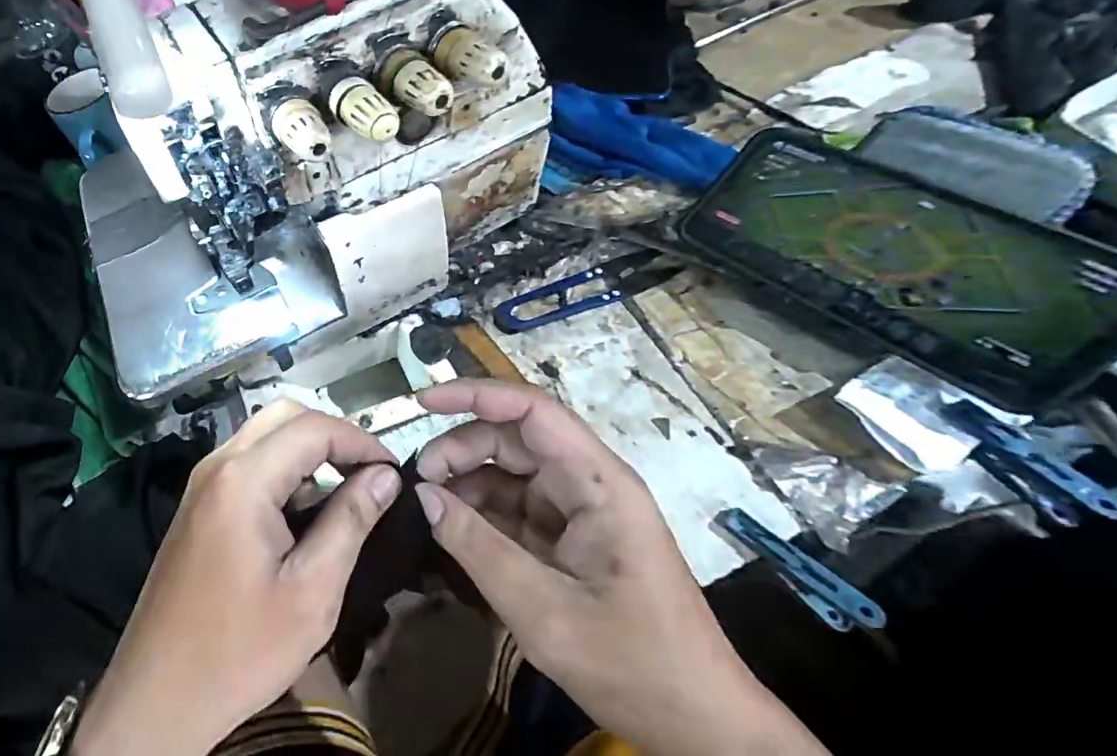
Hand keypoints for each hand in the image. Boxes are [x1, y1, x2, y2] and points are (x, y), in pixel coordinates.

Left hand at [73, 402, 401, 755]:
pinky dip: (282, 468)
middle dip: (332, 435)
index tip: (394, 471)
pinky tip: (304, 510)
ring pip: (264, 435)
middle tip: (369, 474)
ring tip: (346, 491)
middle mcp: (217, 464)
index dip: (359, 440)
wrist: (159, 693)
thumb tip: (385, 477)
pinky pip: (247, 462)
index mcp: (243, 478)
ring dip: (307, 450)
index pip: (312, 428)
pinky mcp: (198, 502)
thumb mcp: (312, 592)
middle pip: (283, 416)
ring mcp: (202, 482)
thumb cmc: (240, 649)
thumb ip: (350, 522)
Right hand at [413, 380, 826, 755]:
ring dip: (466, 481)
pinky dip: (479, 511)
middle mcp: (586, 484)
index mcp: (596, 484)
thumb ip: (477, 548)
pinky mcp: (568, 537)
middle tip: (420, 480)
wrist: (697, 725)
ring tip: (430, 508)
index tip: (423, 403)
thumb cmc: (632, 665)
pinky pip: (513, 506)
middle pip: (513, 438)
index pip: (532, 411)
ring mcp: (577, 510)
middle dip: (461, 448)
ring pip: (508, 470)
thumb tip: (423, 495)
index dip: (476, 395)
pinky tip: (452, 529)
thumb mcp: (544, 611)